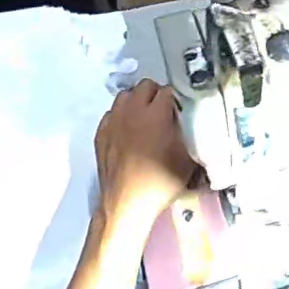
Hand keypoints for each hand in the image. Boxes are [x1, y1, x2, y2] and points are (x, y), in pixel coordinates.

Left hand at [93, 79, 196, 248]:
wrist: (128, 203)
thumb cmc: (161, 181)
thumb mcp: (187, 158)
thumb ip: (187, 133)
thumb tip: (187, 121)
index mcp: (156, 114)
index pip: (168, 90)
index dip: (176, 99)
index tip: (180, 109)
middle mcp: (133, 111)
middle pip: (145, 85)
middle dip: (156, 93)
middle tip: (163, 109)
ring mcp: (114, 121)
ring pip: (125, 95)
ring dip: (136, 101)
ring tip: (144, 115)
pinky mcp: (101, 133)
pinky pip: (111, 113)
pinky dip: (121, 115)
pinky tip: (127, 129)